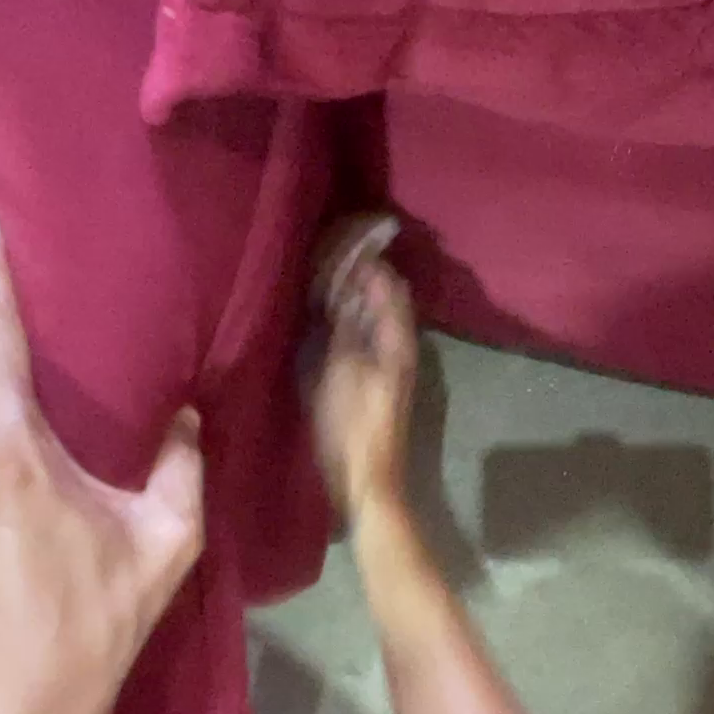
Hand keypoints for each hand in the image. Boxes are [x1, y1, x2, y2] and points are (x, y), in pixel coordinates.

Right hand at [310, 214, 417, 524]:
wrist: (366, 480)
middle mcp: (396, 345)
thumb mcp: (344, 370)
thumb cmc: (352, 428)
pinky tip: (320, 313)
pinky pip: (361, 333)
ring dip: (349, 291)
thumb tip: (353, 277)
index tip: (338, 234)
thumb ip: (348, 323)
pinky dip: (344, 316)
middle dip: (358, 268)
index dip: (366, 255)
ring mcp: (384, 362)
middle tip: (322, 248)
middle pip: (382, 294)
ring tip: (316, 273)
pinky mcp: (370, 378)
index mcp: (396, 340)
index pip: (387, 282)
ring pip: (371, 313)